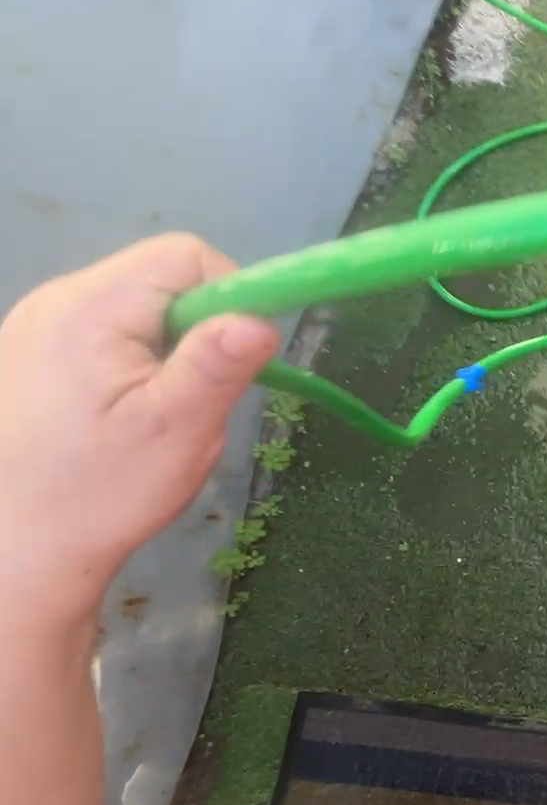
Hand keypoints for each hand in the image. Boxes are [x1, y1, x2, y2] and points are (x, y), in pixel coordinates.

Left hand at [0, 234, 279, 632]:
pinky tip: (142, 405)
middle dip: (210, 322)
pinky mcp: (45, 352)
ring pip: (151, 302)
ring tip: (174, 401)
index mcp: (87, 310)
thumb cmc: (100, 487)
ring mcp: (45, 327)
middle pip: (169, 274)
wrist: (13, 549)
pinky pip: (125, 328)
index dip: (234, 291)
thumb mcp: (178, 425)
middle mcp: (58, 303)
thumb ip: (218, 364)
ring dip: (185, 343)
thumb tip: (263, 318)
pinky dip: (156, 356)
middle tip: (205, 387)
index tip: (240, 351)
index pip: (186, 255)